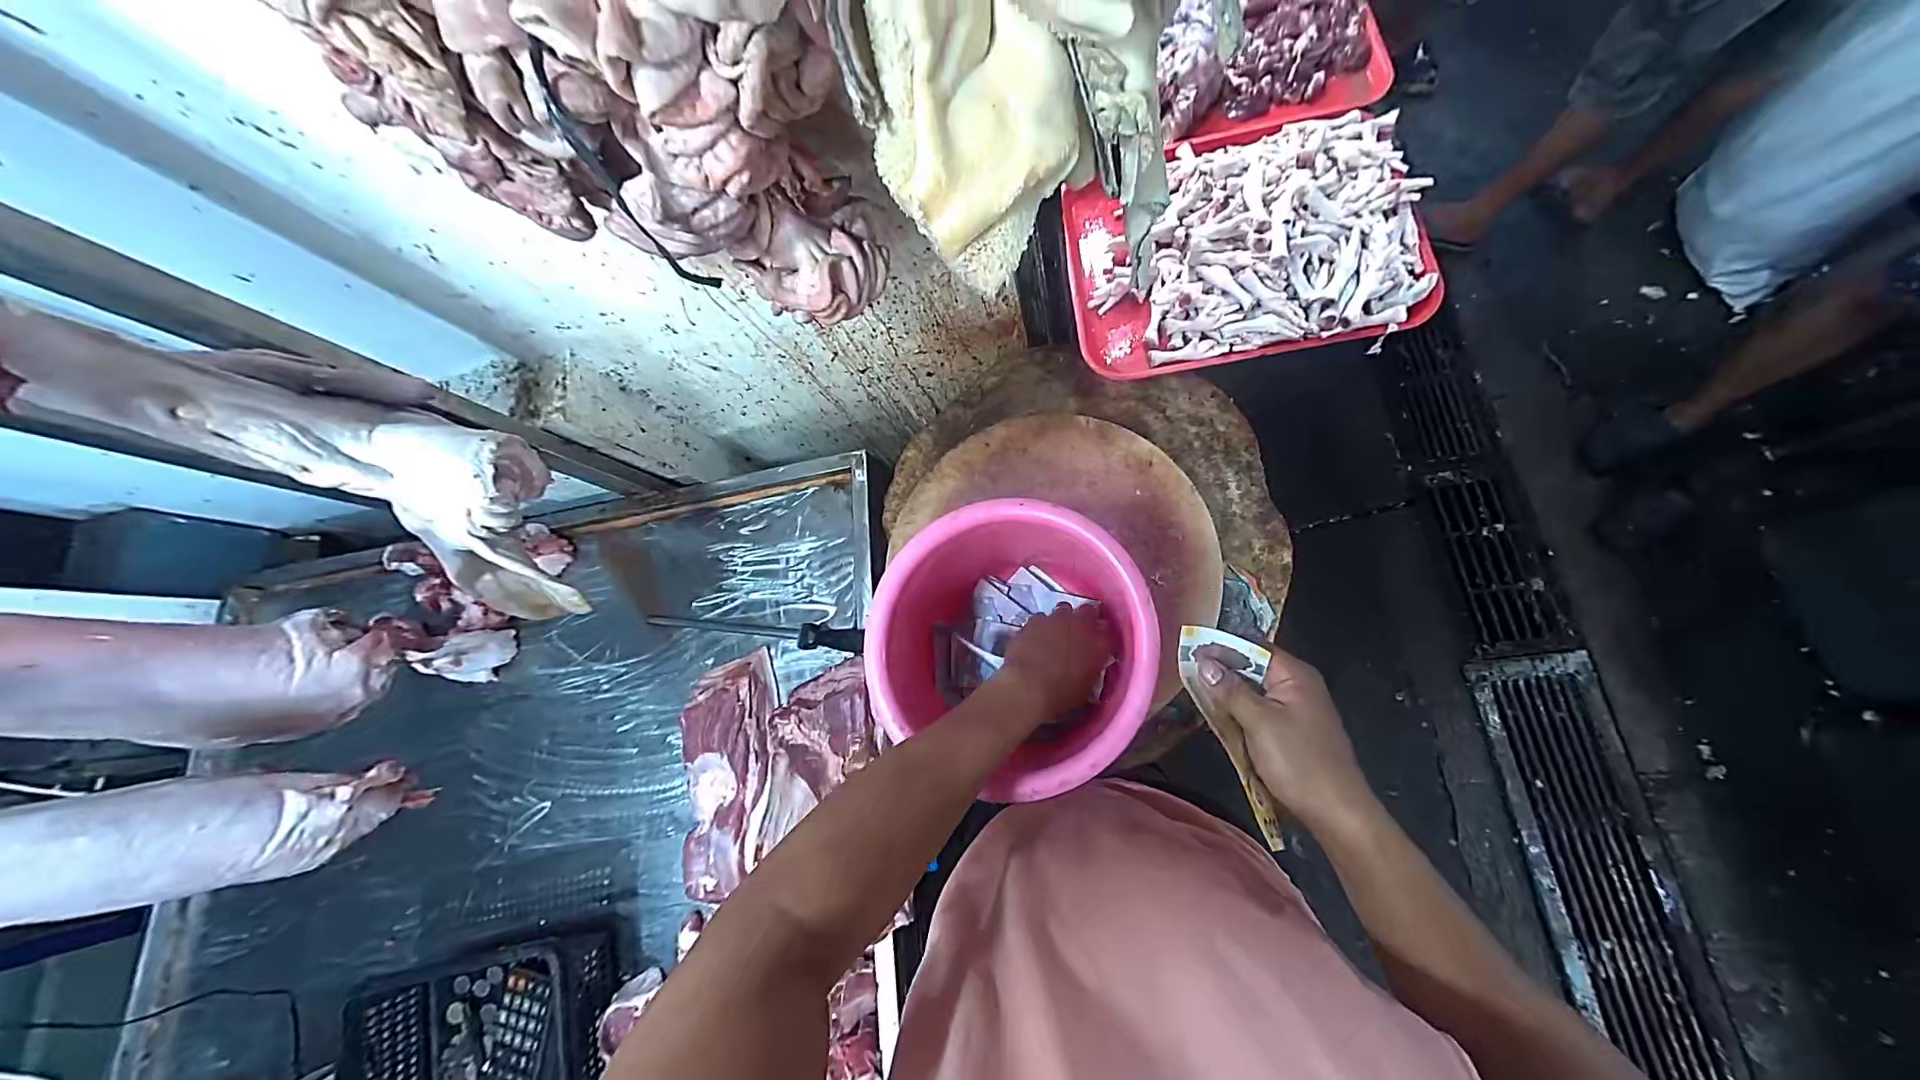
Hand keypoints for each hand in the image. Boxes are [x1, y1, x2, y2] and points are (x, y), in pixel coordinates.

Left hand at [996, 605, 1113, 719]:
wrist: (1028, 688)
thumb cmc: (1062, 695)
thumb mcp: (1086, 687)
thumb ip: (1091, 668)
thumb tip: (1089, 664)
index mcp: (1100, 644)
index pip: (1109, 631)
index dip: (1102, 634)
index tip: (1098, 640)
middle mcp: (1081, 625)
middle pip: (1088, 611)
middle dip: (1085, 617)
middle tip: (1078, 630)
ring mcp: (1056, 619)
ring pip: (1063, 609)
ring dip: (1062, 619)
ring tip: (1055, 632)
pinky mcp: (1034, 620)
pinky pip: (1040, 618)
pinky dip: (1040, 626)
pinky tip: (1035, 637)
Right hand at [1190, 644, 1378, 835]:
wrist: (1336, 813)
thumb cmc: (1299, 763)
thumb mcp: (1259, 723)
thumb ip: (1230, 690)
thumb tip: (1204, 661)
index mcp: (1295, 675)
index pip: (1252, 647)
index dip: (1221, 647)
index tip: (1188, 650)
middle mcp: (1297, 686)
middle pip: (1252, 668)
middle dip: (1222, 672)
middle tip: (1186, 673)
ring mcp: (1295, 709)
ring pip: (1252, 692)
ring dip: (1228, 696)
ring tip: (1197, 694)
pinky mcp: (1291, 730)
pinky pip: (1258, 712)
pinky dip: (1239, 714)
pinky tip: (1220, 720)